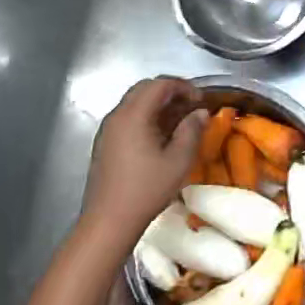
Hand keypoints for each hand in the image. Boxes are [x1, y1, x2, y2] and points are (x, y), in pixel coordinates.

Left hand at [80, 76, 206, 238]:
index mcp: (133, 114)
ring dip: (157, 106)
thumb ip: (192, 130)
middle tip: (191, 107)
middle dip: (169, 92)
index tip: (200, 99)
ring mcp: (107, 129)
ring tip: (179, 122)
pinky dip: (145, 118)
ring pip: (134, 104)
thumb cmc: (146, 189)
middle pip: (144, 89)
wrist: (109, 219)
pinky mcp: (104, 144)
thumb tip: (200, 112)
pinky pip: (127, 119)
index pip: (159, 84)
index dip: (183, 86)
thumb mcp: (178, 161)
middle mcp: (116, 115)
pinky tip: (159, 138)